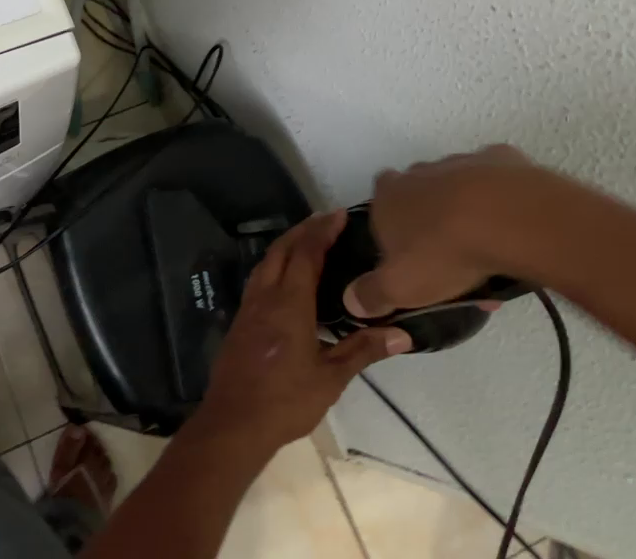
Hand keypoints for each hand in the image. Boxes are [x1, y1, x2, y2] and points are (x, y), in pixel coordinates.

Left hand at [196, 210, 411, 453]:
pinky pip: (259, 279)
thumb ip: (362, 350)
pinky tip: (288, 278)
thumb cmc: (285, 400)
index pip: (305, 255)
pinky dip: (276, 265)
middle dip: (303, 231)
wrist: (234, 420)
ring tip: (310, 241)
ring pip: (266, 262)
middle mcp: (265, 297)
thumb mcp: (330, 378)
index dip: (322, 232)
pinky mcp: (241, 320)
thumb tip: (402, 333)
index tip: (340, 215)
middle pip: (281, 250)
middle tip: (327, 221)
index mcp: (288, 304)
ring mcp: (249, 307)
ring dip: (286, 246)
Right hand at [343, 144, 574, 317]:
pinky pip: (495, 179)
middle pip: (418, 197)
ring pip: (457, 189)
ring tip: (489, 250)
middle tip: (451, 259)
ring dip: (466, 211)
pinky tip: (513, 224)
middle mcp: (416, 173)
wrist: (507, 219)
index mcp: (386, 197)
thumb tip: (352, 301)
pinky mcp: (499, 159)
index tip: (412, 260)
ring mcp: (458, 162)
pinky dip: (500, 197)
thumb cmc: (443, 252)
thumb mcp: (399, 287)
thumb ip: (370, 294)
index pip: (379, 211)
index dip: (393, 234)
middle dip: (430, 221)